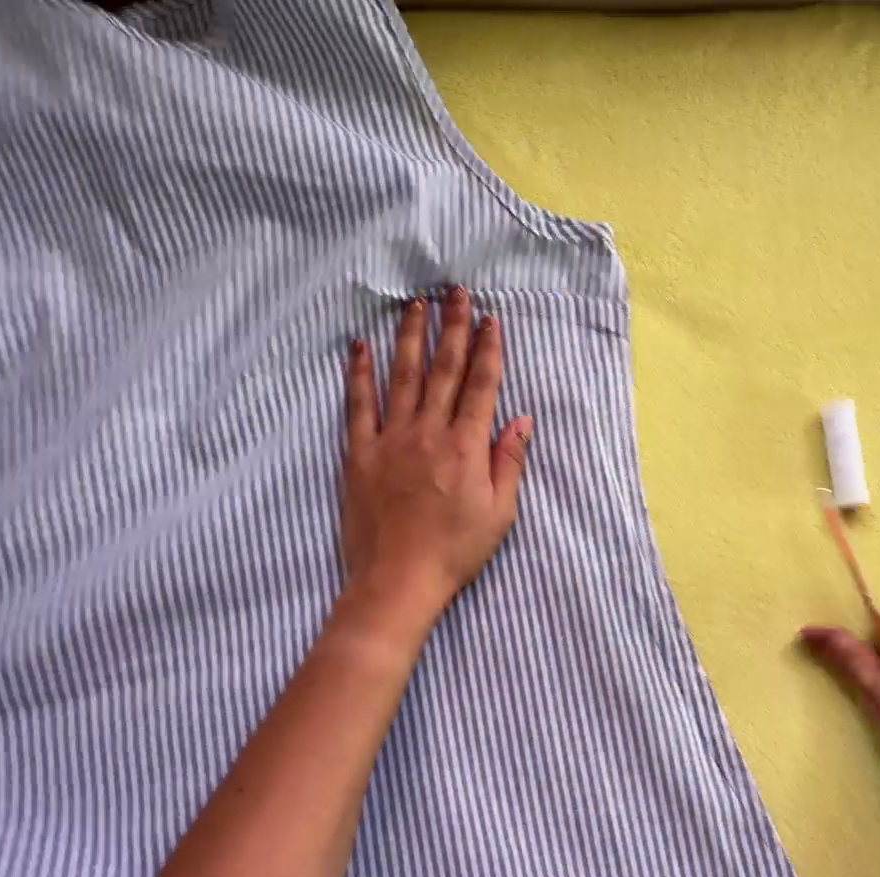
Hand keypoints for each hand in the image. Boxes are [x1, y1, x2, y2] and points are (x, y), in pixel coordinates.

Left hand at [340, 288, 531, 627]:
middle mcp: (429, 433)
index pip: (481, 386)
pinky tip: (360, 346)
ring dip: (410, 337)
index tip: (491, 318)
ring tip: (415, 305)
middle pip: (444, 370)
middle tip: (454, 292)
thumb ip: (508, 461)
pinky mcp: (360, 453)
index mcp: (466, 447)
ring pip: (403, 376)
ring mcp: (391, 440)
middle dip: (452, 327)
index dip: (488, 349)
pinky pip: (358, 405)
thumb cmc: (455, 551)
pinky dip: (359, 374)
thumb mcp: (498, 512)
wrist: (397, 580)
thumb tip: (522, 419)